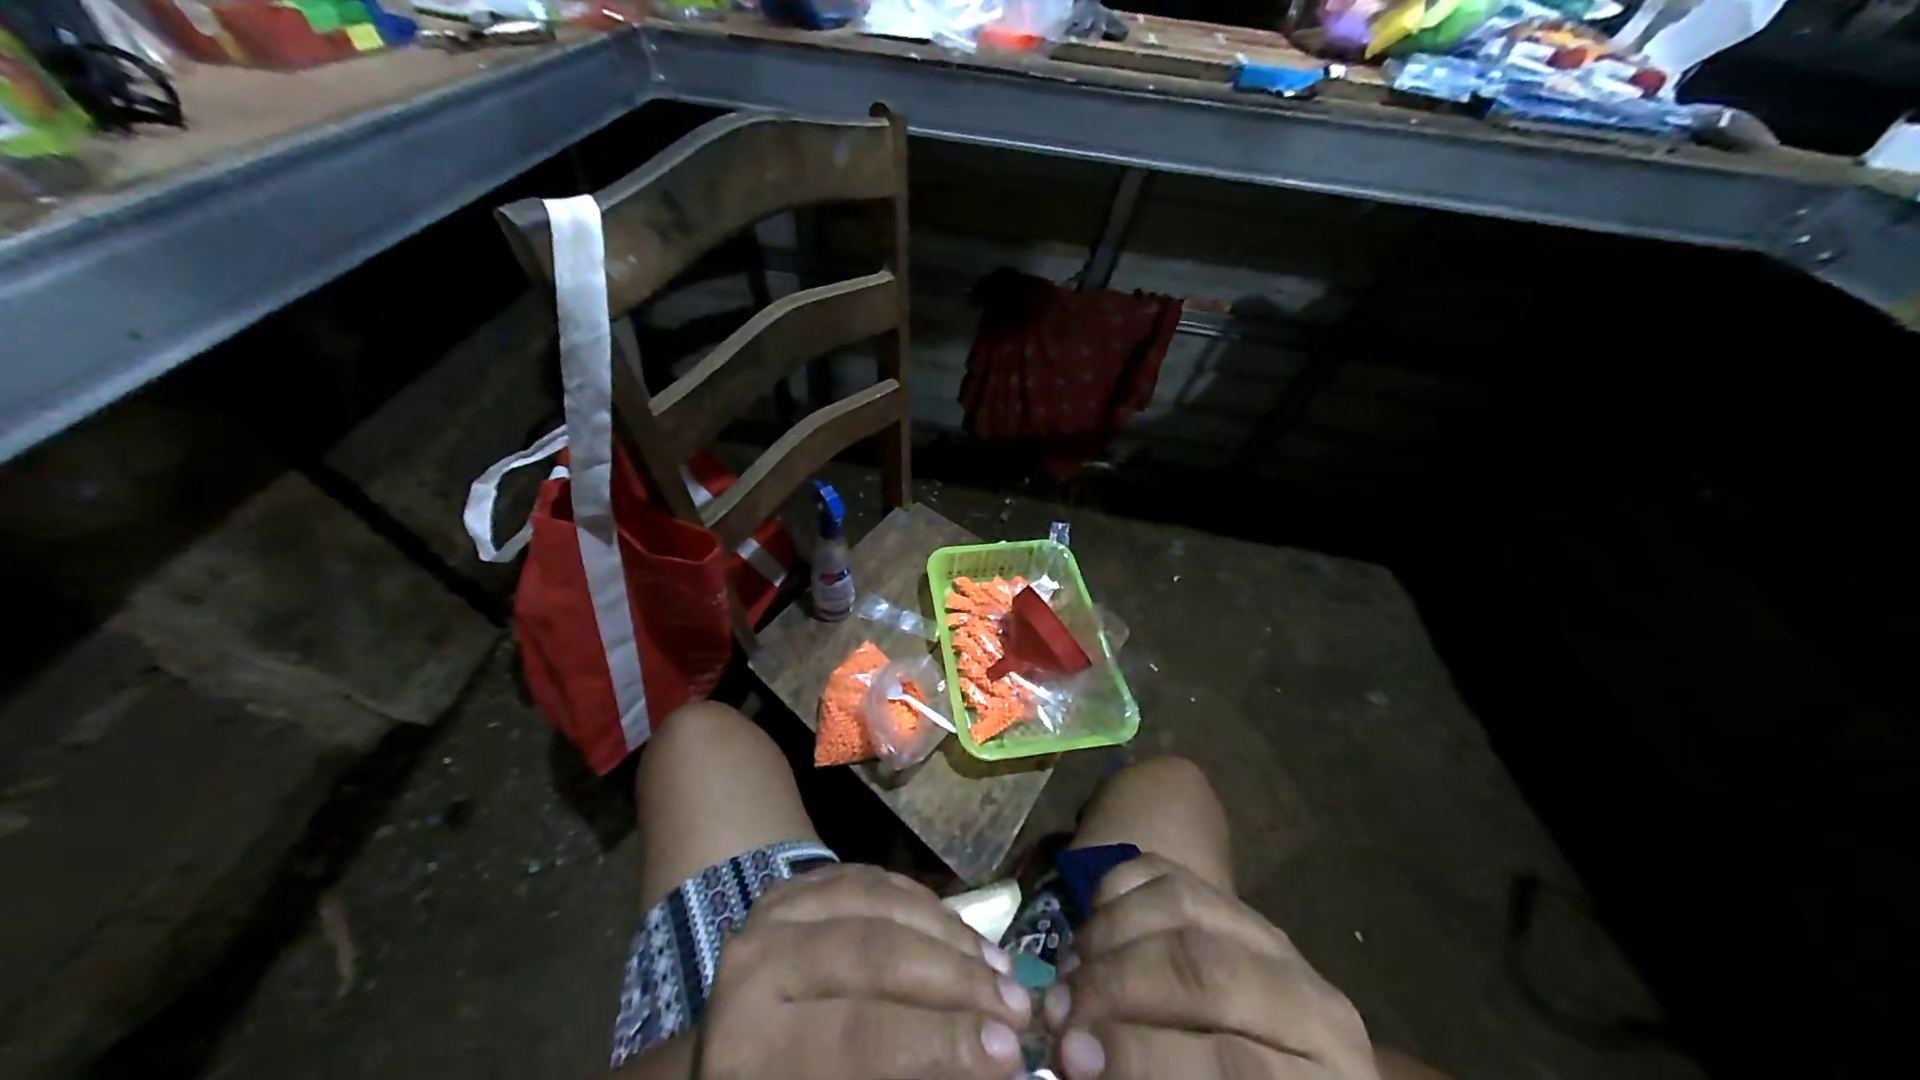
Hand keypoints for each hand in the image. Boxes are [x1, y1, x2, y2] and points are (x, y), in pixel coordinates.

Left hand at [696, 864, 1031, 1079]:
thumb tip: (991, 1059)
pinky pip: (876, 879)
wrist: (730, 1034)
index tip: (1007, 1054)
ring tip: (1001, 971)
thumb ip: (904, 1073)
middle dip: (956, 981)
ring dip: (951, 936)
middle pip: (872, 952)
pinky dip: (926, 905)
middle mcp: (753, 964)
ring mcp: (775, 909)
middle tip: (1016, 1008)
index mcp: (750, 1044)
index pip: (855, 1037)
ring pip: (881, 903)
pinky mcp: (798, 881)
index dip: (937, 1042)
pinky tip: (963, 935)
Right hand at [1045, 855, 1378, 1079]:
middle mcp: (1312, 1003)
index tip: (1071, 1057)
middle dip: (1115, 985)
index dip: (1143, 1057)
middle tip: (1057, 1012)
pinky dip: (1112, 893)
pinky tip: (1088, 939)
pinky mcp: (1228, 900)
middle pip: (1203, 966)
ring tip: (1067, 976)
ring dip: (1106, 935)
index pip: (1236, 1066)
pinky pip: (1163, 871)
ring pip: (1180, 903)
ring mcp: (1268, 937)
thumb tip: (1077, 1063)